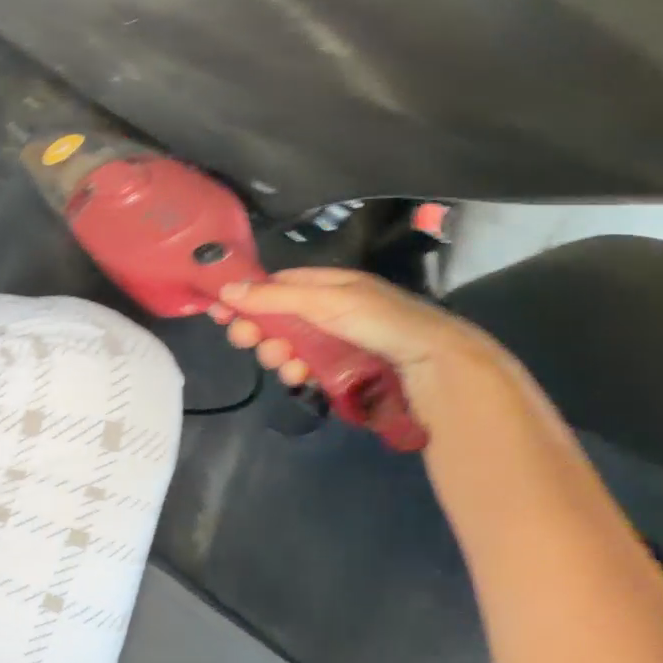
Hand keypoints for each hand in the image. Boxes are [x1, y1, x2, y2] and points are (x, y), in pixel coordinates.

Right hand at [208, 267, 508, 391]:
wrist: (440, 370)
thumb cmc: (383, 323)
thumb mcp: (326, 302)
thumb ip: (273, 297)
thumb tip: (223, 289)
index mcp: (332, 286)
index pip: (278, 285)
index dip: (248, 296)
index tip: (221, 311)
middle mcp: (333, 312)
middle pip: (277, 317)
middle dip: (258, 328)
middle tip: (244, 340)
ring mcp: (339, 344)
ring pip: (288, 346)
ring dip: (276, 353)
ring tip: (284, 364)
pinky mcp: (344, 373)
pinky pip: (307, 369)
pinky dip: (297, 373)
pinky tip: (300, 378)